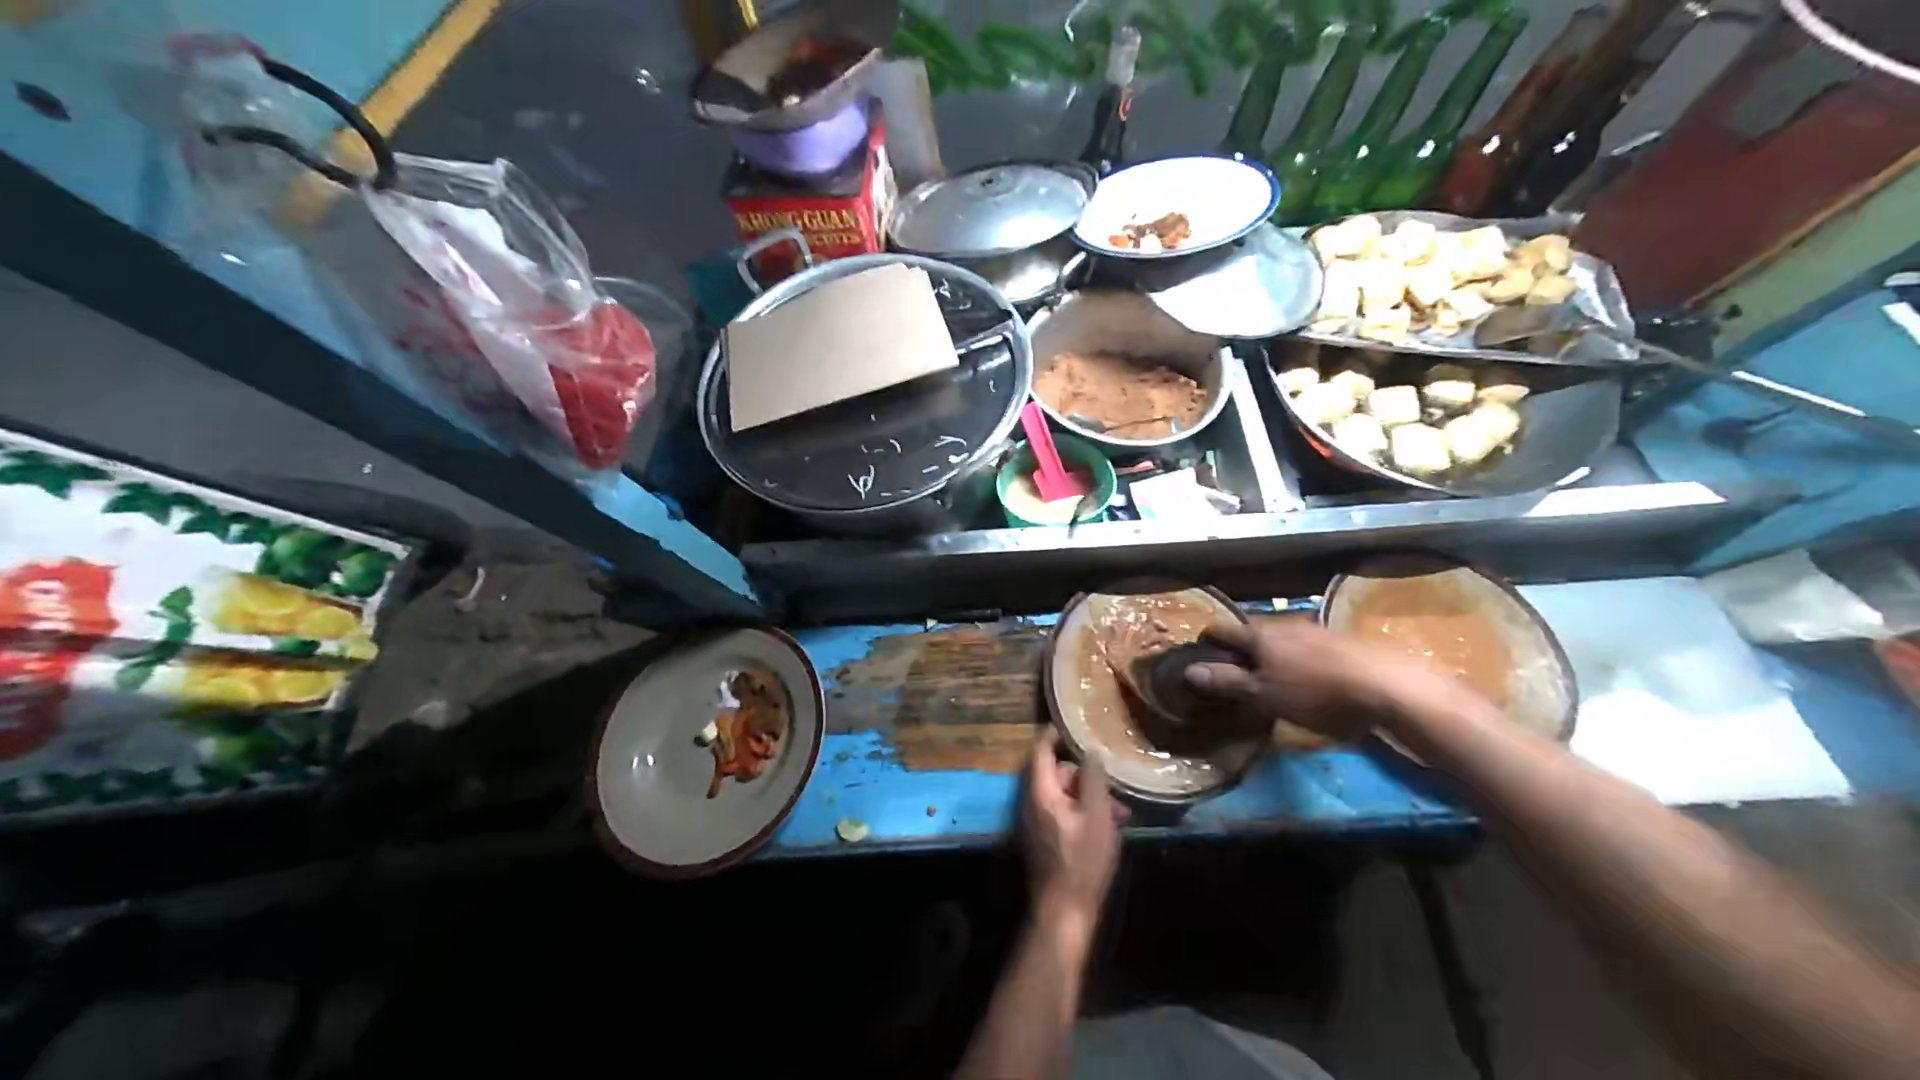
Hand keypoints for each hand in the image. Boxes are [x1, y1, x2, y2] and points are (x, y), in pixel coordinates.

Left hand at [1021, 729, 1126, 933]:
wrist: (1065, 911)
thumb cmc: (1082, 861)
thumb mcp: (1097, 816)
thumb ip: (1094, 780)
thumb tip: (1091, 751)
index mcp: (1040, 793)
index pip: (1040, 751)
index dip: (1054, 734)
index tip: (1072, 724)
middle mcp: (1031, 802)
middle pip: (1055, 773)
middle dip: (1085, 776)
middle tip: (1113, 790)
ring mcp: (1034, 822)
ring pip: (1062, 794)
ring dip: (1088, 797)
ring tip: (1118, 815)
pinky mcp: (1042, 838)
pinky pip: (1060, 812)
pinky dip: (1081, 812)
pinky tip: (1106, 828)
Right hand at [1183, 617, 1445, 740]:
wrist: (1388, 687)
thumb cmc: (1315, 693)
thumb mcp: (1264, 695)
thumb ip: (1227, 681)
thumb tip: (1188, 671)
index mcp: (1258, 632)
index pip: (1220, 629)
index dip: (1208, 644)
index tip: (1204, 663)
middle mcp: (1282, 623)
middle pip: (1250, 633)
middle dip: (1240, 651)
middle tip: (1236, 678)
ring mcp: (1312, 629)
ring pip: (1278, 639)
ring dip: (1269, 656)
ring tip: (1270, 681)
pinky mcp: (1338, 641)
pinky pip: (1303, 647)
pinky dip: (1294, 660)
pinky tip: (1305, 680)